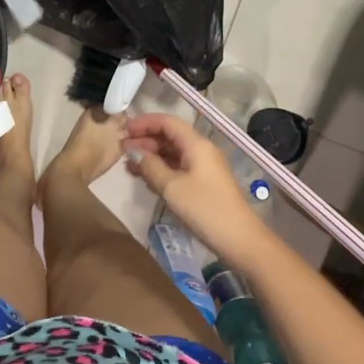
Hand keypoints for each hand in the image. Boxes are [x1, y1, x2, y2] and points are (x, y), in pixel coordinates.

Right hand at [125, 114, 268, 261]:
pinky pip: (178, 169)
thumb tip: (134, 152)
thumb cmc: (206, 209)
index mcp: (196, 144)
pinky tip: (146, 179)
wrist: (242, 242)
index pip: (167, 122)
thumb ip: (151, 166)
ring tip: (129, 166)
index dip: (144, 123)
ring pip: (173, 154)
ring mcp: (203, 168)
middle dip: (145, 141)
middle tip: (122, 151)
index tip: (124, 131)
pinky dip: (161, 170)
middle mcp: (201, 151)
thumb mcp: (172, 187)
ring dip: (151, 157)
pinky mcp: (204, 185)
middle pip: (169, 137)